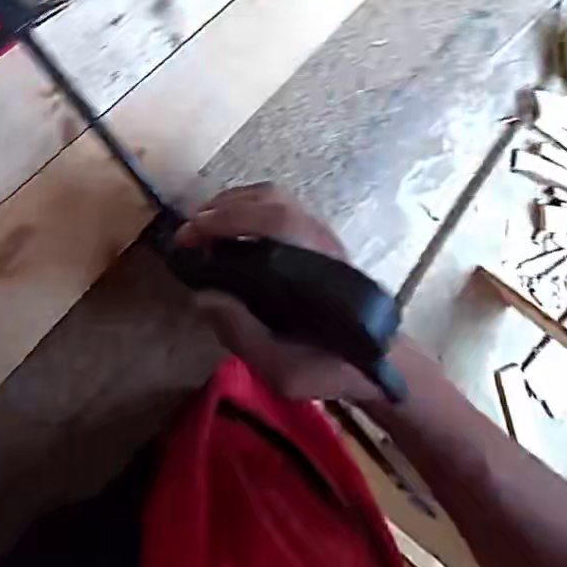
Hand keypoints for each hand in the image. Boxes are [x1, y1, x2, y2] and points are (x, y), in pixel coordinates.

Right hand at [177, 183, 382, 402]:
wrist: (377, 361)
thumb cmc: (329, 366)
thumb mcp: (284, 370)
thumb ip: (243, 335)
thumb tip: (201, 295)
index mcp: (313, 266)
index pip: (272, 221)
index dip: (227, 219)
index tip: (190, 235)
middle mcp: (318, 238)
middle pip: (270, 198)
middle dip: (222, 207)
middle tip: (189, 232)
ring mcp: (321, 231)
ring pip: (275, 196)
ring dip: (233, 203)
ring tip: (203, 226)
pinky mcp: (317, 233)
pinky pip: (279, 204)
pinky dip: (247, 206)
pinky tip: (229, 228)